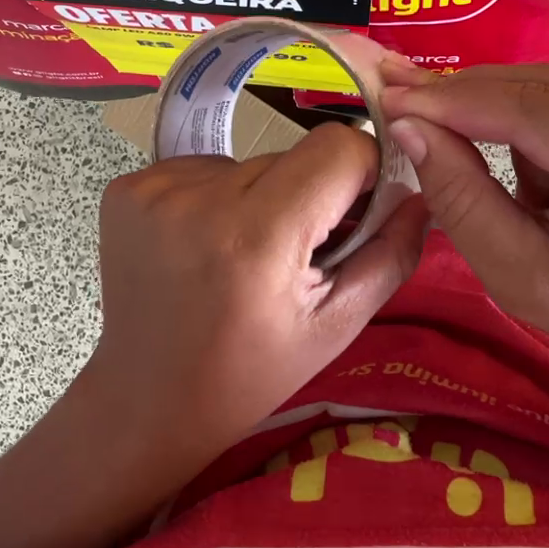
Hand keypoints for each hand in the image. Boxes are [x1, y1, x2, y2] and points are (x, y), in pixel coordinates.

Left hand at [85, 123, 429, 449]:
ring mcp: (153, 188)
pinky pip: (203, 169)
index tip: (356, 213)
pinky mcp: (126, 187)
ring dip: (262, 196)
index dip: (362, 173)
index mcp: (258, 237)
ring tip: (244, 255)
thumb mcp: (337, 324)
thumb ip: (391, 254)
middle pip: (292, 155)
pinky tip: (207, 247)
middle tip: (295, 253)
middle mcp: (199, 199)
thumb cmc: (251, 373)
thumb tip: (422, 192)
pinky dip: (217, 198)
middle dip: (310, 194)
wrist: (148, 400)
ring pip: (248, 161)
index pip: (338, 147)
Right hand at [383, 66, 548, 377]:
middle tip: (399, 98)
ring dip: (513, 132)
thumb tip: (410, 126)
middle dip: (470, 102)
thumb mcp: (521, 278)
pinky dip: (538, 130)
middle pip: (545, 86)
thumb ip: (466, 203)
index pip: (539, 114)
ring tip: (531, 204)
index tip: (390, 96)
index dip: (457, 102)